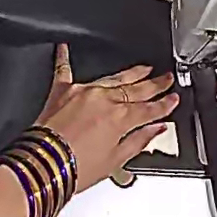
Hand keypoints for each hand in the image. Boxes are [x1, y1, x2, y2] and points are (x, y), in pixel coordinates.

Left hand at [35, 44, 178, 192]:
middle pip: (136, 89)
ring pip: (113, 78)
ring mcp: (83, 92)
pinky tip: (64, 47)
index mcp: (120, 118)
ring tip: (144, 68)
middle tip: (166, 78)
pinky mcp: (62, 92)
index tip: (174, 99)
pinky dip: (64, 58)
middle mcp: (104, 99)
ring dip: (130, 73)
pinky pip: (64, 70)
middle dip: (154, 84)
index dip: (165, 104)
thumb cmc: (74, 168)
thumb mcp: (115, 161)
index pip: (150, 109)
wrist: (42, 167)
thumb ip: (138, 140)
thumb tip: (155, 129)